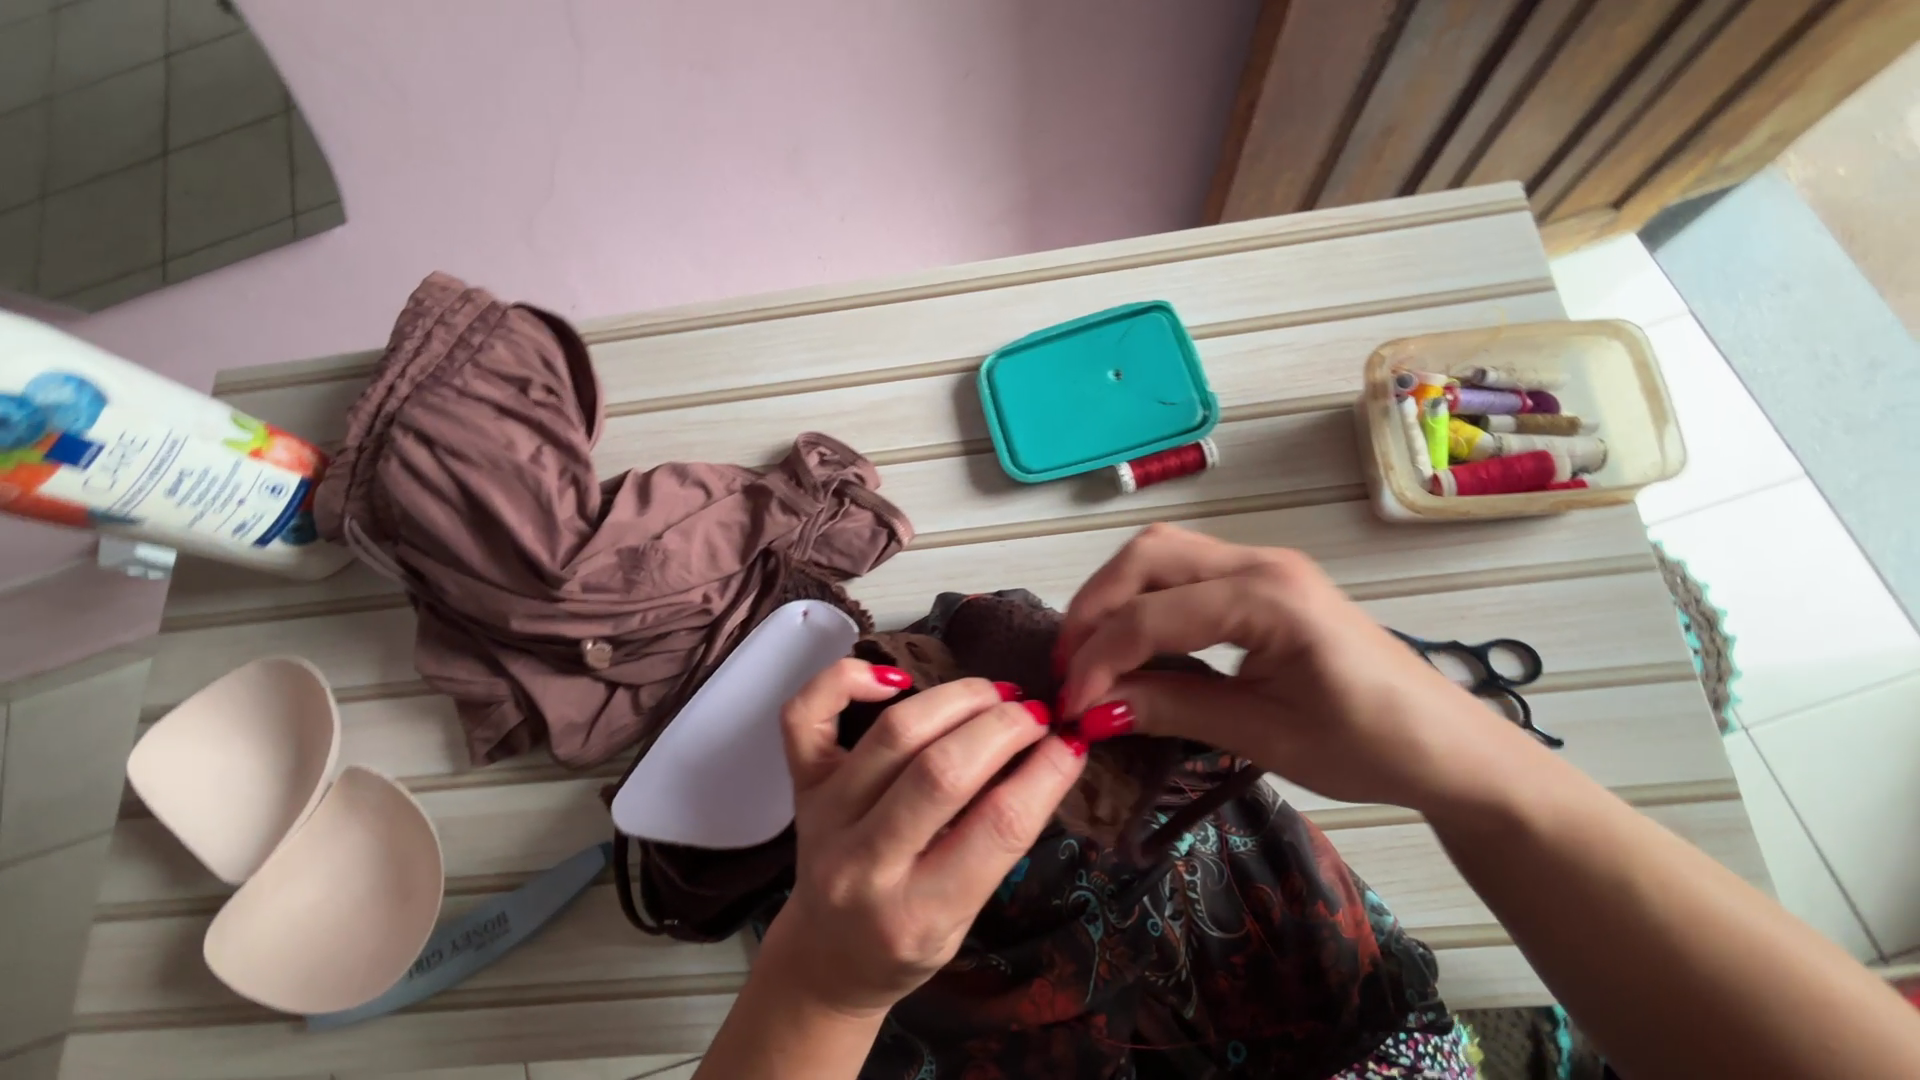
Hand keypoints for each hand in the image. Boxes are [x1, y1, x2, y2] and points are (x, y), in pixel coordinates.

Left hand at [758, 659, 1087, 1017]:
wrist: (827, 959)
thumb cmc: (907, 941)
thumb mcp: (966, 917)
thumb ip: (997, 842)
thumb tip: (1050, 752)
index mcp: (917, 914)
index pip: (995, 828)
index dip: (1044, 773)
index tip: (1071, 741)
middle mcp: (862, 864)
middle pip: (941, 772)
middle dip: (1003, 728)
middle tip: (1035, 714)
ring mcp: (823, 817)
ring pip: (892, 734)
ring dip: (955, 699)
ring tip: (994, 695)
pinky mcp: (800, 784)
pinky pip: (806, 713)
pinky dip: (845, 679)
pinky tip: (894, 678)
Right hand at [1054, 523, 1523, 810]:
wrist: (1447, 747)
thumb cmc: (1367, 745)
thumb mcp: (1262, 734)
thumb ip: (1172, 708)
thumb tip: (1090, 709)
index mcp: (1268, 595)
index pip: (1153, 614)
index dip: (1099, 659)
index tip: (1070, 709)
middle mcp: (1261, 562)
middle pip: (1147, 555)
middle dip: (1094, 608)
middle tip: (1068, 668)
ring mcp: (1263, 565)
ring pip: (1161, 554)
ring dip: (1113, 597)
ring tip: (1089, 654)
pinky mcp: (1262, 581)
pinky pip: (1183, 572)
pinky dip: (1142, 600)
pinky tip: (1131, 641)